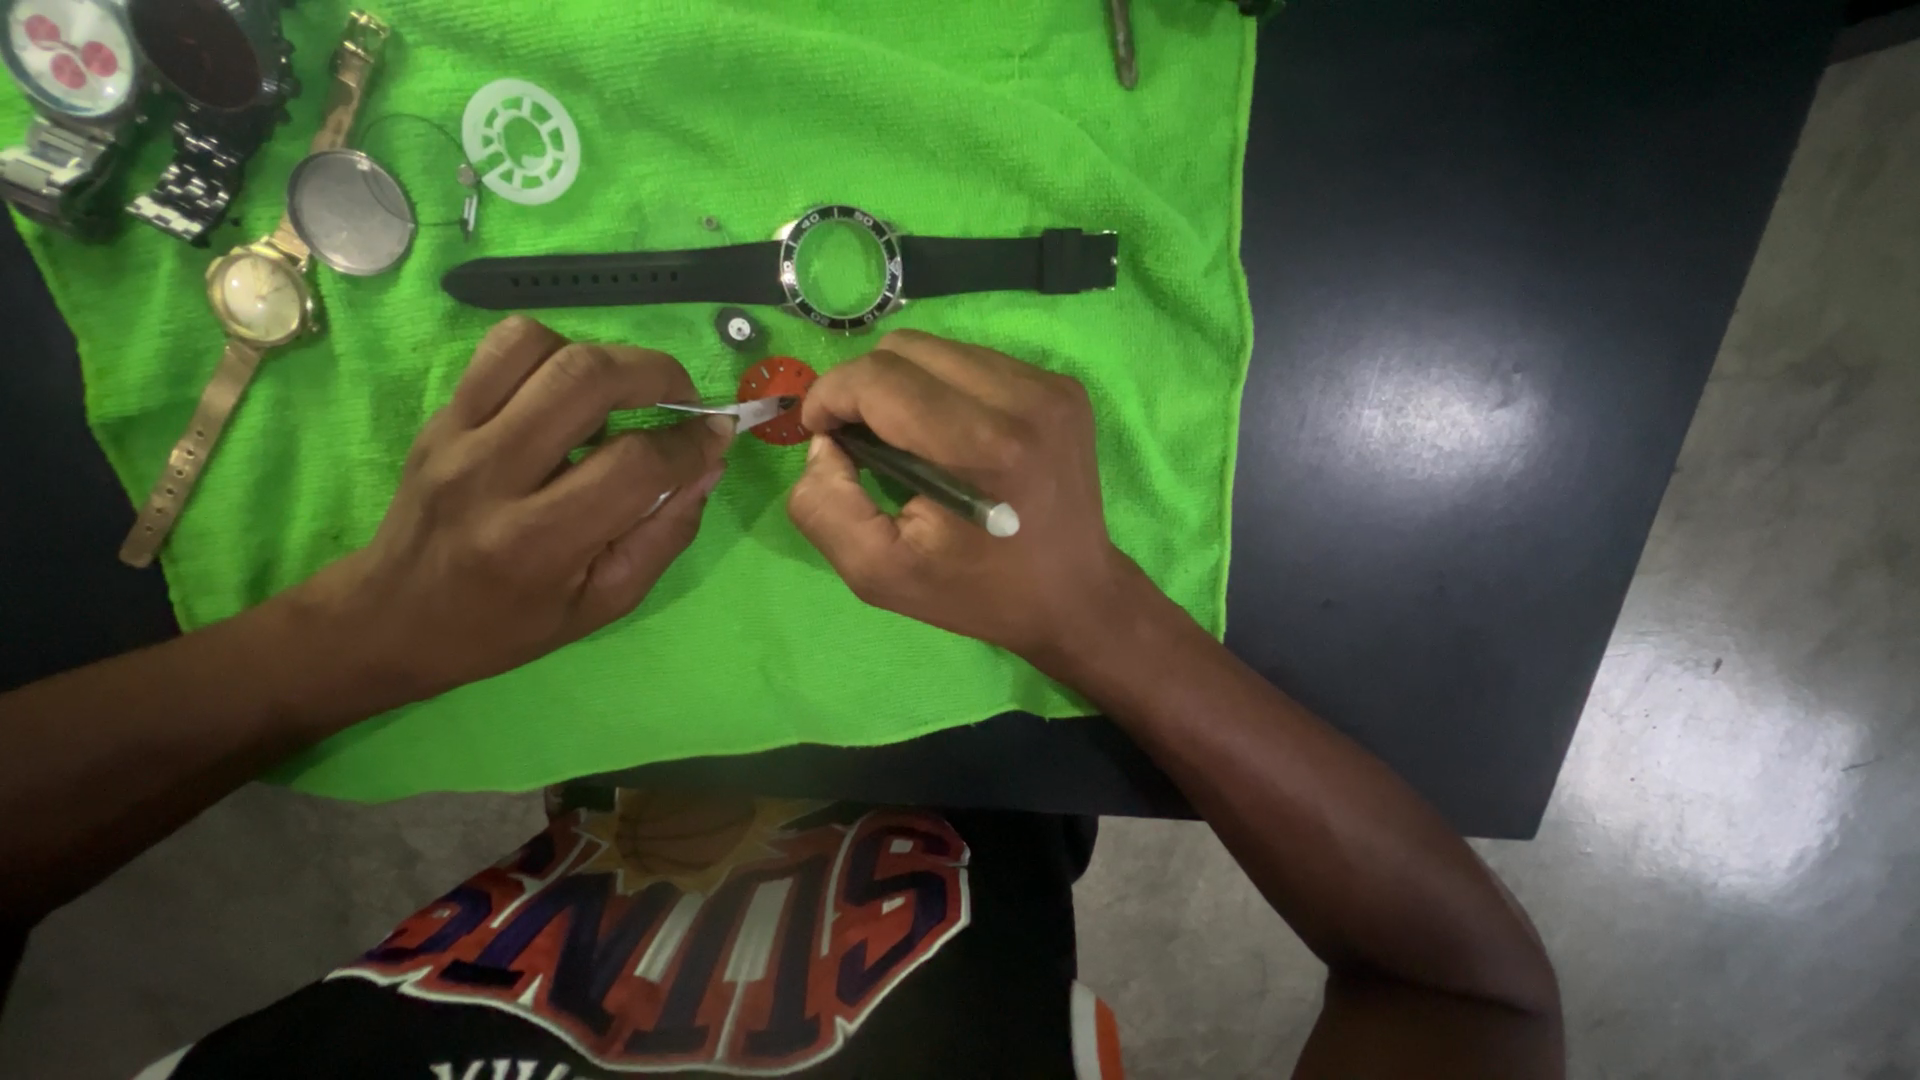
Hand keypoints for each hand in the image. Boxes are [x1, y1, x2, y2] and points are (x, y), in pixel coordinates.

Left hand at [304, 315, 731, 699]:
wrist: (392, 618)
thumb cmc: (509, 624)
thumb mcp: (605, 602)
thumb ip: (665, 533)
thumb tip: (709, 464)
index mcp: (539, 540)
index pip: (634, 463)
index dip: (690, 443)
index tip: (717, 434)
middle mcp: (492, 475)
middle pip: (586, 379)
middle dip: (657, 375)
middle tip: (686, 398)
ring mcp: (457, 435)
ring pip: (540, 347)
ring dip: (605, 357)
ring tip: (628, 391)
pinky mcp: (440, 414)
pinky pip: (502, 347)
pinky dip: (555, 351)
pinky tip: (573, 390)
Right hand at [787, 330, 1137, 667]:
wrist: (1073, 596)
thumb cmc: (978, 593)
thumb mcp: (881, 574)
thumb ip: (825, 507)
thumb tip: (825, 444)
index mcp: (983, 447)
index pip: (879, 378)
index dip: (831, 395)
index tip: (820, 432)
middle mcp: (1024, 400)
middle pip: (905, 349)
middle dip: (862, 387)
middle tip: (859, 439)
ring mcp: (1050, 388)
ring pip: (939, 348)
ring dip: (903, 384)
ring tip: (904, 439)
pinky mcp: (1062, 389)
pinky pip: (975, 361)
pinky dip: (944, 387)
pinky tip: (949, 435)